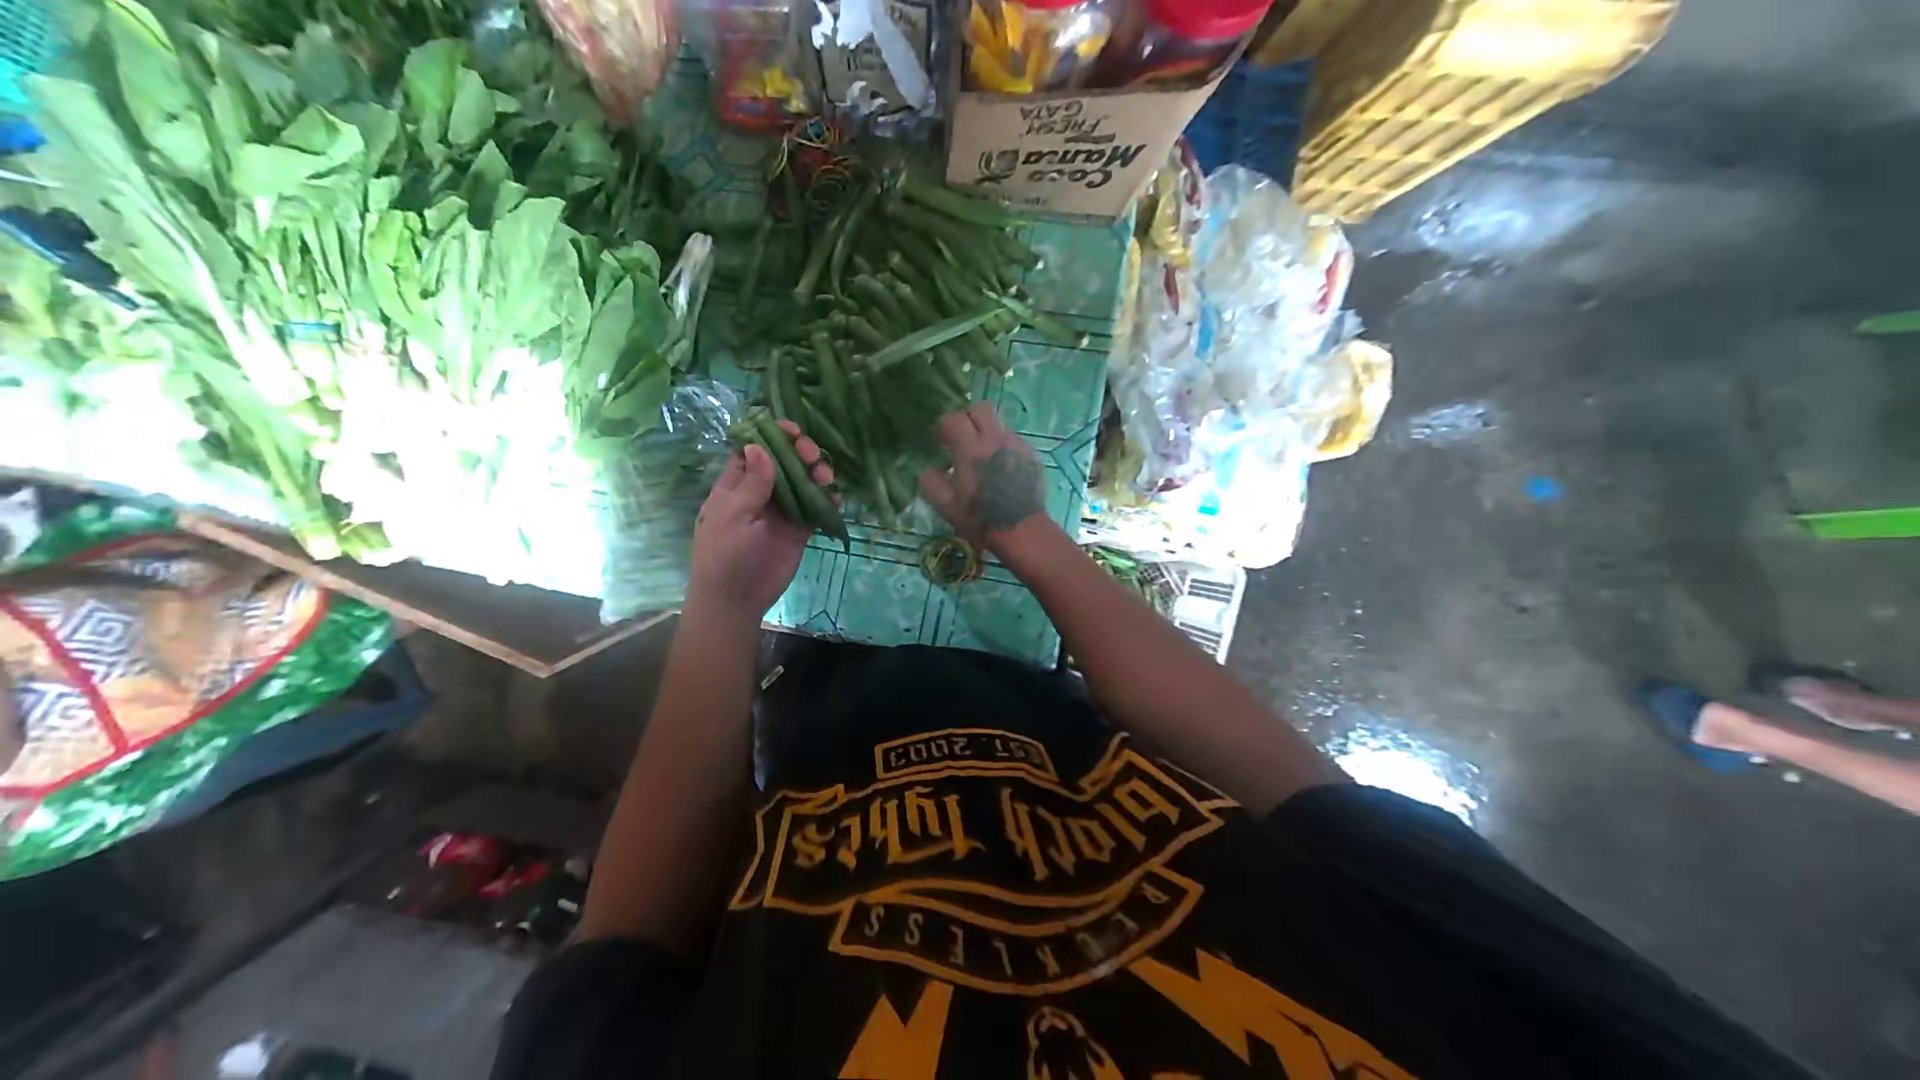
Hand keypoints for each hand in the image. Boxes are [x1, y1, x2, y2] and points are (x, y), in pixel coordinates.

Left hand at [688, 421, 833, 620]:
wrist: (737, 598)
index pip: (754, 450)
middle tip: (812, 457)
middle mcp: (761, 493)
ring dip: (816, 474)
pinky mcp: (799, 529)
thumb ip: (751, 483)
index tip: (792, 431)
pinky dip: (827, 500)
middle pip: (784, 462)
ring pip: (803, 482)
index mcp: (736, 485)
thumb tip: (759, 447)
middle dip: (801, 453)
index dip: (772, 437)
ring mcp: (782, 511)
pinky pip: (816, 508)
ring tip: (826, 478)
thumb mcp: (733, 515)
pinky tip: (835, 497)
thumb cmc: (725, 554)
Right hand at [919, 404, 1047, 549]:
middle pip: (979, 409)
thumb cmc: (980, 518)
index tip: (939, 442)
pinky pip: (1014, 440)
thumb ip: (930, 482)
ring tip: (983, 455)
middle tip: (962, 438)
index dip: (942, 427)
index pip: (953, 418)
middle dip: (967, 419)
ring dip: (986, 433)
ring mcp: (1016, 445)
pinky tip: (1001, 468)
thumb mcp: (945, 505)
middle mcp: (995, 439)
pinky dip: (1003, 447)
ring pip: (998, 423)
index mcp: (970, 448)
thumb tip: (928, 469)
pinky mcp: (1031, 455)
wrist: (1021, 530)